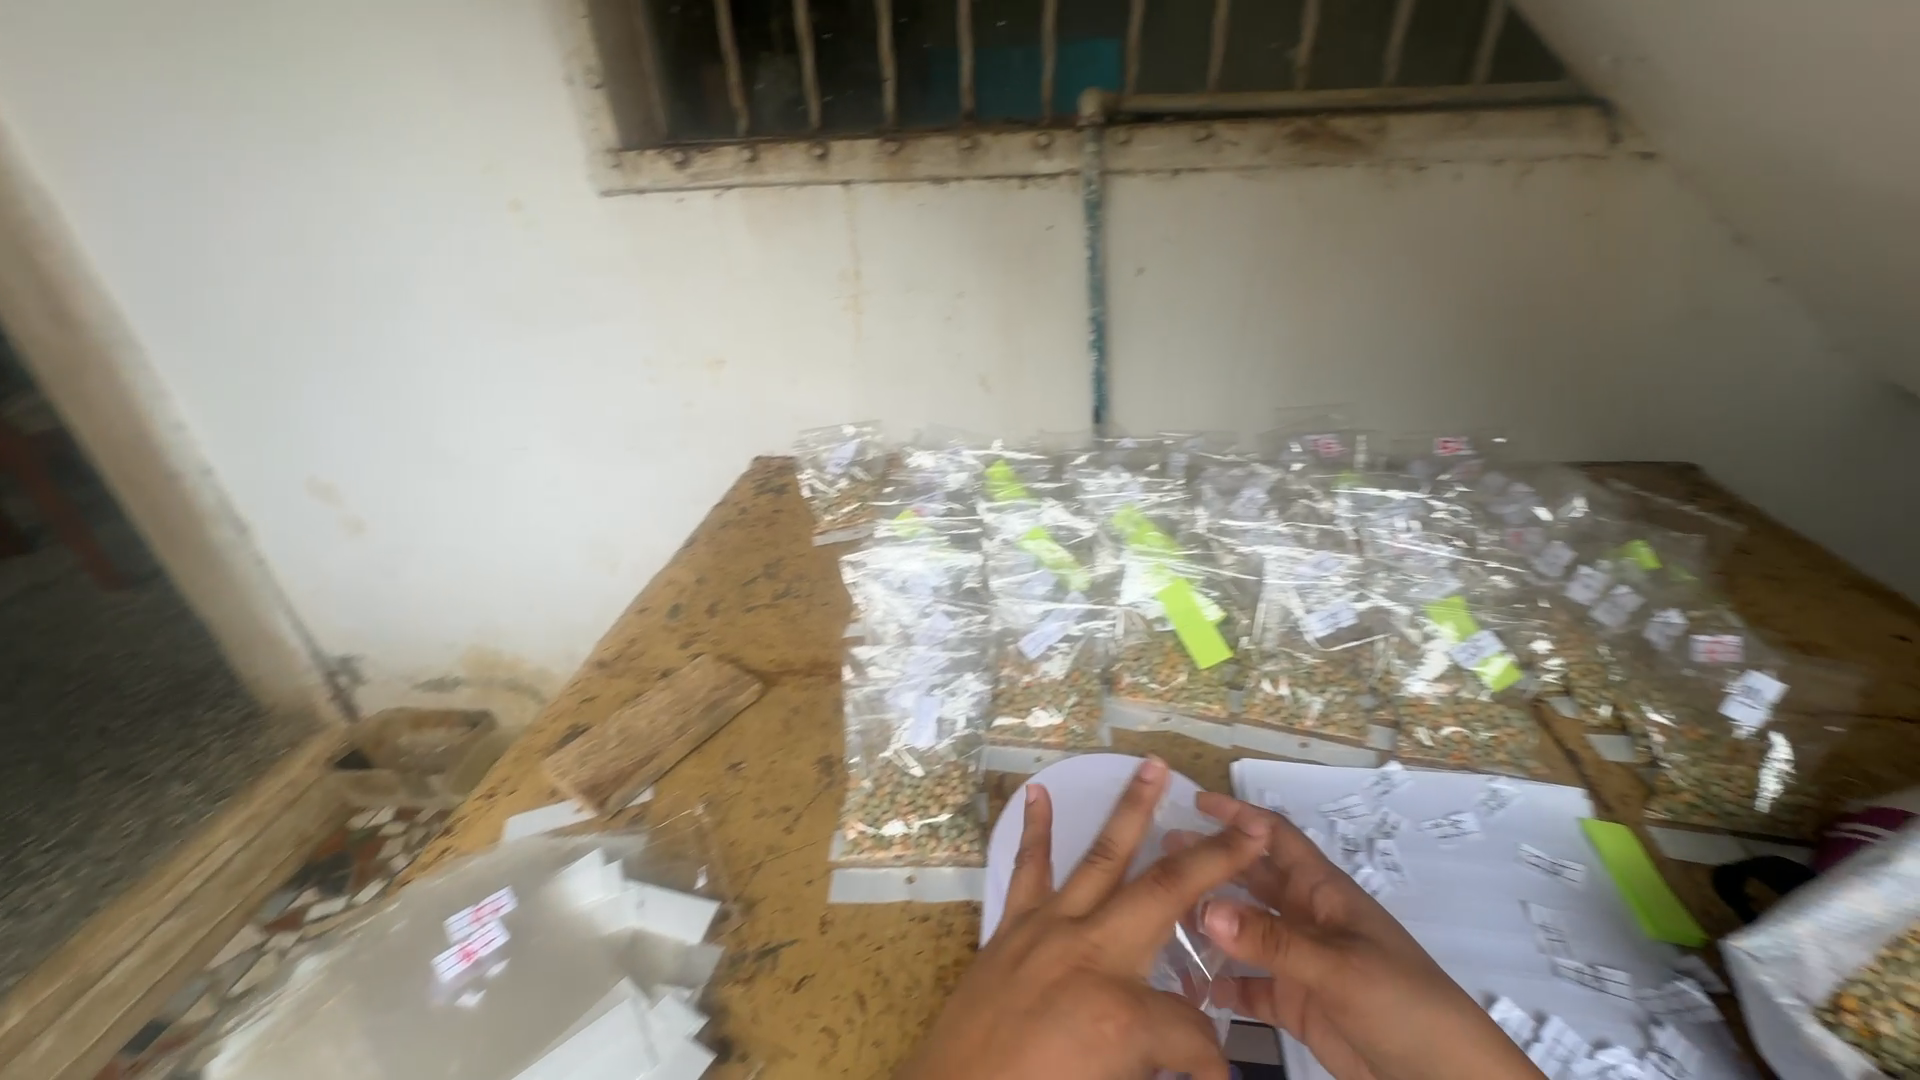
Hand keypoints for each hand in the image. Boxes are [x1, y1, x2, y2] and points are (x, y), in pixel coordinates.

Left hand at [896, 757, 1269, 1079]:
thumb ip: (1163, 1057)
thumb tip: (1198, 1056)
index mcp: (1120, 1010)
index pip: (1193, 1030)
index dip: (1210, 1059)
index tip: (1211, 1075)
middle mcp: (1088, 950)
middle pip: (1165, 892)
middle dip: (1212, 858)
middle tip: (1245, 826)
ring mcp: (1047, 929)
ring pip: (1101, 857)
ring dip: (1131, 809)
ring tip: (1153, 766)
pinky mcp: (1012, 928)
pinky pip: (1028, 870)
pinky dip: (1035, 830)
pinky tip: (1038, 792)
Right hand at [1190, 792, 1544, 1079]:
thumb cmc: (1405, 1005)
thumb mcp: (1338, 968)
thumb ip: (1271, 940)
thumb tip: (1203, 907)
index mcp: (1323, 893)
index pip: (1275, 838)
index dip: (1239, 816)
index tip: (1194, 802)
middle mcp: (1306, 919)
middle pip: (1252, 881)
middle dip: (1211, 865)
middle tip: (1161, 857)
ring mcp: (1301, 963)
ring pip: (1244, 931)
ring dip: (1209, 923)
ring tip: (1161, 915)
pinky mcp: (1296, 1005)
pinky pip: (1249, 985)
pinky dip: (1221, 982)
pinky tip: (1189, 983)